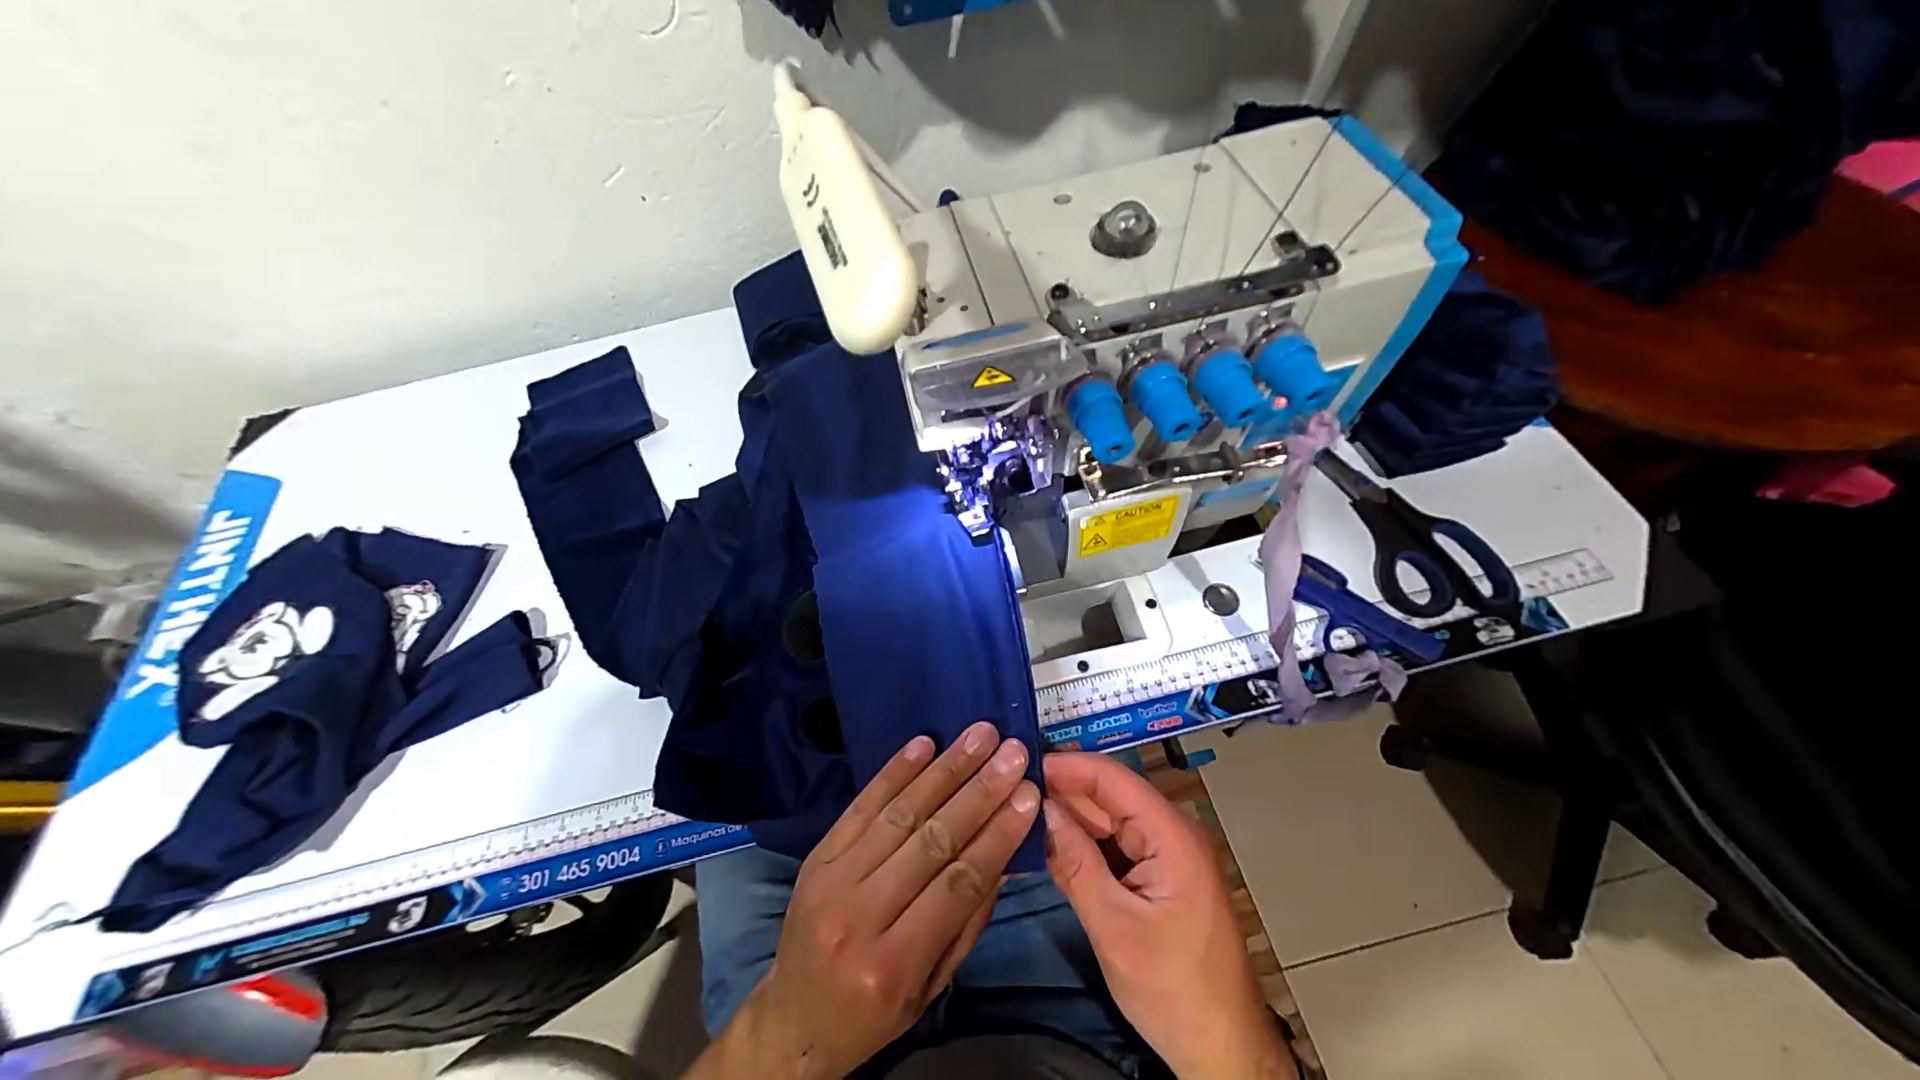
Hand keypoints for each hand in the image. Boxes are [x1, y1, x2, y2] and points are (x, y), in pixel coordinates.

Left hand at [691, 722, 1039, 1079]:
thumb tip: (1004, 852)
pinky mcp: (818, 855)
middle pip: (932, 839)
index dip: (998, 834)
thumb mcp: (932, 984)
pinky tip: (924, 744)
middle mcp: (858, 915)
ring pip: (900, 812)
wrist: (795, 1017)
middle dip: (980, 791)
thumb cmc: (874, 1012)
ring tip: (979, 736)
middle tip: (1013, 753)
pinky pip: (862, 804)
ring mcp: (832, 879)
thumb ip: (968, 919)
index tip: (1029, 794)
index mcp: (893, 963)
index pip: (958, 883)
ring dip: (945, 769)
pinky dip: (895, 770)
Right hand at [1043, 752, 1295, 1079]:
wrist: (1222, 1047)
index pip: (1113, 779)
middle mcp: (1172, 834)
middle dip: (1063, 790)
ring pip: (1109, 820)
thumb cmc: (1173, 990)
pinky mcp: (1158, 876)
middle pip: (1110, 796)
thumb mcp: (1114, 927)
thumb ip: (1075, 863)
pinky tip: (1049, 842)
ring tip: (1020, 809)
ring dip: (1070, 817)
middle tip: (1011, 787)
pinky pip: (1115, 846)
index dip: (1067, 766)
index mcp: (1172, 837)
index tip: (1023, 764)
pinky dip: (1084, 843)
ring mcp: (1166, 855)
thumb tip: (1042, 810)